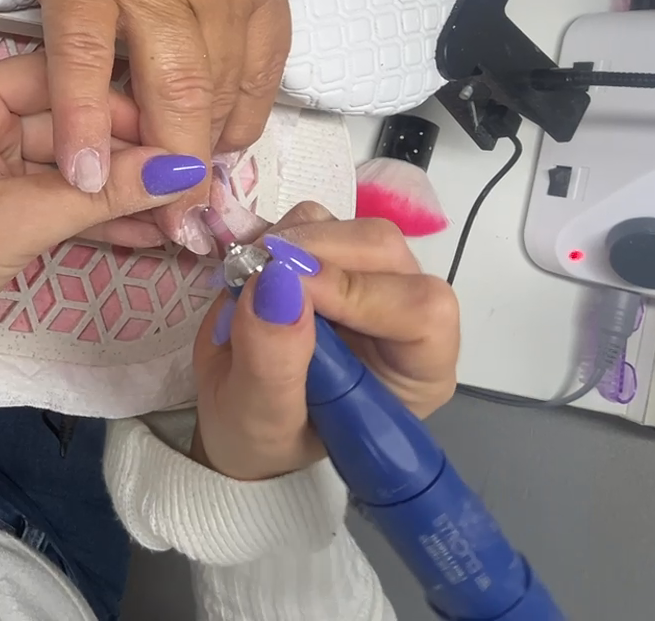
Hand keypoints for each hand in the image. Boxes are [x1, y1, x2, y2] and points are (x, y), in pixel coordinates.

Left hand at [0, 52, 209, 340]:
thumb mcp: (19, 220)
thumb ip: (101, 194)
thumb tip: (182, 171)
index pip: (63, 80)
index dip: (124, 107)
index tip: (185, 134)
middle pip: (76, 125)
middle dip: (133, 159)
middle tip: (196, 182)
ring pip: (76, 165)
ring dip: (124, 192)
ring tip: (186, 212)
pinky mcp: (7, 194)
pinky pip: (62, 195)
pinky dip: (99, 215)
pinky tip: (152, 230)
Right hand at [4, 0, 290, 256]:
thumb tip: (240, 3)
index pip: (263, 68)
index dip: (242, 127)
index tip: (221, 161)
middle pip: (223, 96)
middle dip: (211, 170)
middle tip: (194, 220)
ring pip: (169, 94)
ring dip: (159, 166)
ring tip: (145, 215)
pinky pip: (88, 69)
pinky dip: (86, 129)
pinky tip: (81, 176)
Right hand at [190, 203, 459, 482]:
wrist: (233, 418)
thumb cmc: (258, 436)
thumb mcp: (260, 417)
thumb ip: (272, 360)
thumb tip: (276, 280)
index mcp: (413, 371)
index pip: (421, 309)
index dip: (355, 291)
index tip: (282, 291)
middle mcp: (401, 316)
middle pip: (385, 251)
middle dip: (314, 252)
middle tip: (252, 274)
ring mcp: (363, 279)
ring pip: (346, 225)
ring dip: (287, 240)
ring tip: (246, 281)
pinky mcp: (324, 257)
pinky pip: (307, 220)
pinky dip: (269, 233)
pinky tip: (248, 270)